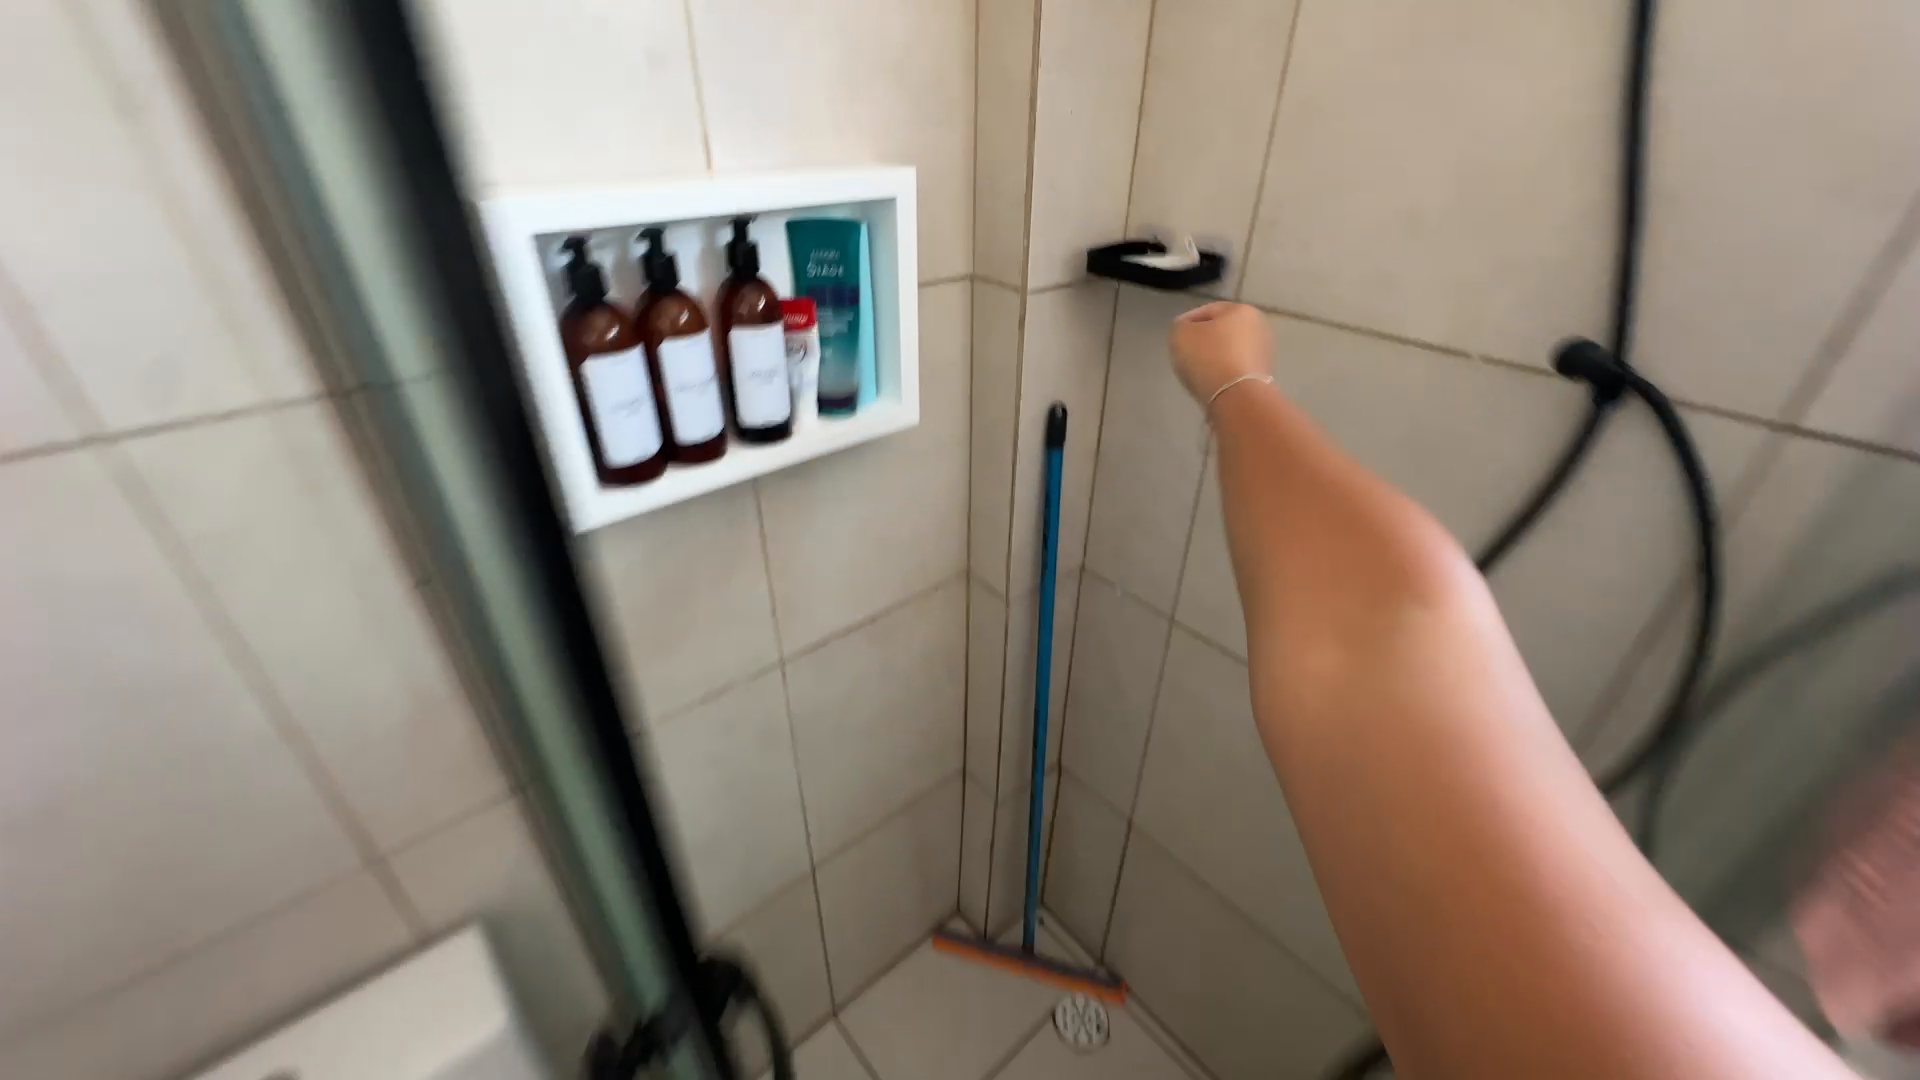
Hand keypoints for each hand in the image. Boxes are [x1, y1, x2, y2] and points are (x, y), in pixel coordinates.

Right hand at [1169, 301, 1272, 405]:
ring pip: (1230, 350)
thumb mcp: (1180, 335)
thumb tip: (1186, 329)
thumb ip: (1180, 327)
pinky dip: (1224, 372)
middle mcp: (1259, 326)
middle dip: (1204, 340)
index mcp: (1241, 310)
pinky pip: (1236, 368)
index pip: (1207, 311)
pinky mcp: (1264, 375)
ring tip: (1197, 371)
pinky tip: (1212, 381)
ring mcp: (1264, 351)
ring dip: (1215, 357)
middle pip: (1222, 330)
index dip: (1187, 322)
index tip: (1175, 337)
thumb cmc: (1208, 358)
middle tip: (1185, 354)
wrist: (1236, 396)